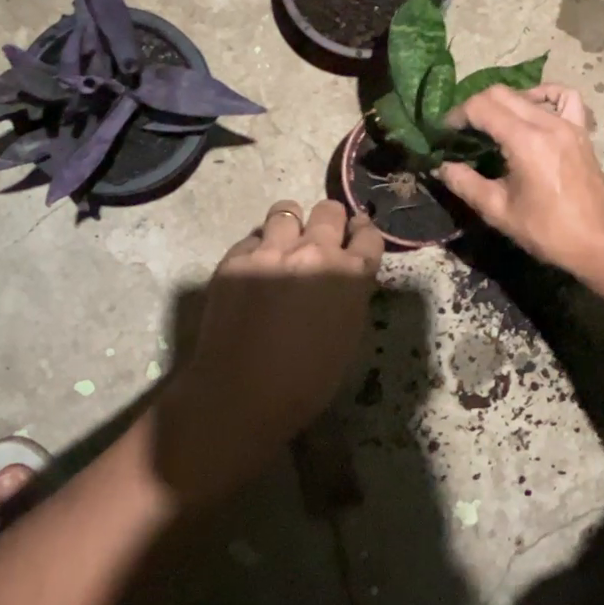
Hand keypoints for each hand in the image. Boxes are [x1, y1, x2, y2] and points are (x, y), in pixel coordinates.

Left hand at [151, 199, 384, 502]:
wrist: (241, 394)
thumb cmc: (306, 381)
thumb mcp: (348, 335)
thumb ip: (350, 294)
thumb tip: (344, 276)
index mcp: (351, 274)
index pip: (368, 233)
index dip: (362, 234)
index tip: (355, 239)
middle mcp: (315, 251)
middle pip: (329, 210)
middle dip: (330, 222)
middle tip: (320, 241)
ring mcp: (271, 250)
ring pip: (286, 210)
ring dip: (291, 225)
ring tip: (284, 245)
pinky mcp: (235, 257)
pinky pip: (252, 238)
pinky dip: (258, 248)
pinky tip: (254, 271)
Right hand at [435, 84, 603, 271]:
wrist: (596, 242)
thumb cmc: (546, 230)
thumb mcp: (498, 211)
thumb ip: (465, 184)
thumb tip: (442, 167)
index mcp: (525, 142)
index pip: (482, 108)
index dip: (458, 115)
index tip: (445, 131)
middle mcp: (547, 124)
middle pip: (502, 94)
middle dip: (476, 106)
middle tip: (462, 129)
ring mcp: (569, 124)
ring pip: (529, 94)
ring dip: (505, 102)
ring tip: (493, 123)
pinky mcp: (581, 132)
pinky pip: (565, 98)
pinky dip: (545, 96)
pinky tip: (534, 109)